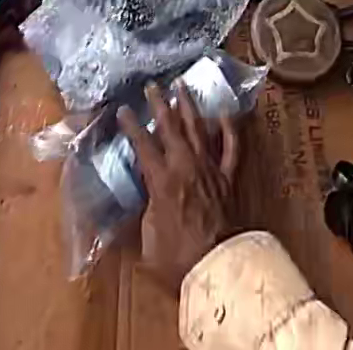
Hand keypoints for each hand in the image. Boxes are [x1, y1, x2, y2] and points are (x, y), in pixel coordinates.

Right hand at [118, 82, 241, 290]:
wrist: (221, 268)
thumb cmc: (180, 259)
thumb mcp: (147, 243)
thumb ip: (136, 220)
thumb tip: (121, 212)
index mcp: (161, 180)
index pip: (142, 145)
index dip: (131, 126)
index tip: (123, 110)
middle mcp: (185, 166)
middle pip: (170, 127)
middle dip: (159, 104)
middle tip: (152, 85)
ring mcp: (209, 168)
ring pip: (198, 128)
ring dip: (188, 105)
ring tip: (182, 84)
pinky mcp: (229, 177)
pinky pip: (231, 148)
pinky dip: (229, 129)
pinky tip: (224, 112)